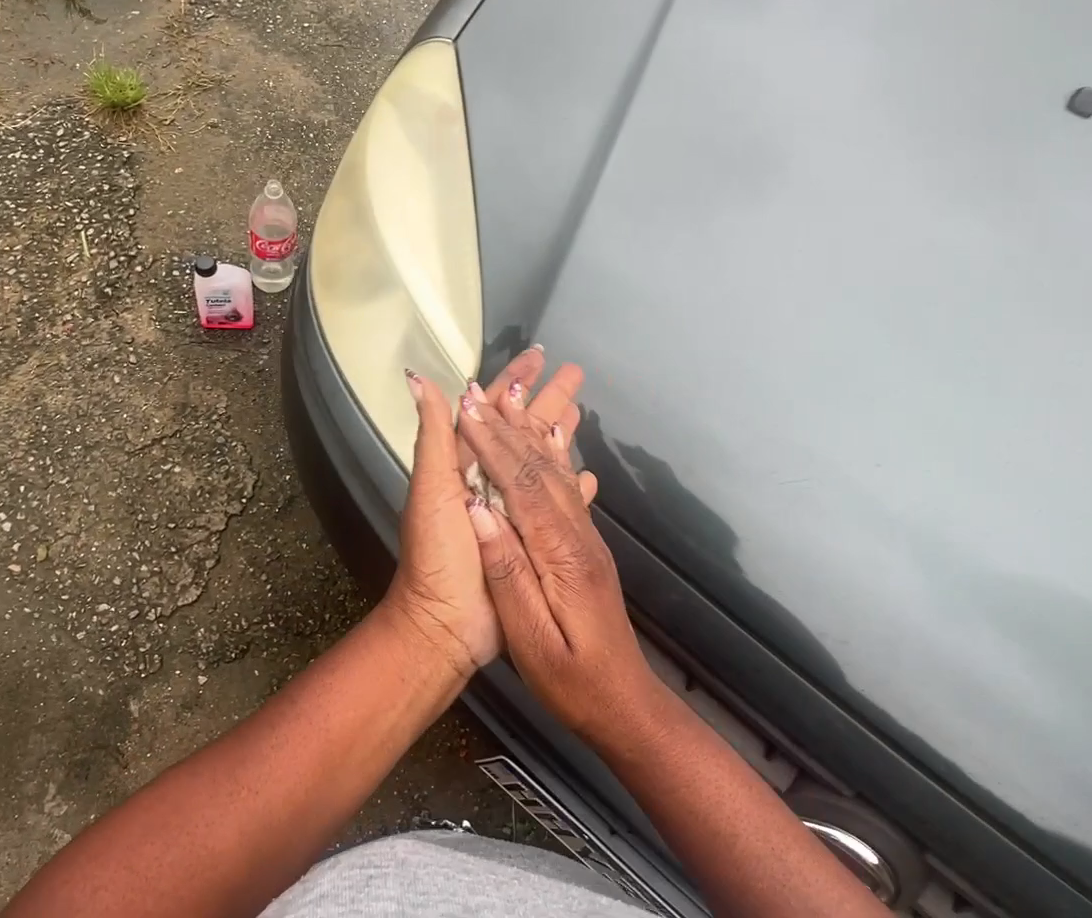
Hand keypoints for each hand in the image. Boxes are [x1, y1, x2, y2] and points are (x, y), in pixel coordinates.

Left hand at [381, 348, 586, 678]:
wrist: (447, 621)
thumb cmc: (438, 553)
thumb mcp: (432, 487)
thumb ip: (434, 433)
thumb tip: (418, 377)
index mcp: (463, 464)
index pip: (492, 411)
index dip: (513, 382)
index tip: (538, 355)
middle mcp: (487, 480)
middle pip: (522, 430)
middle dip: (546, 401)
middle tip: (575, 373)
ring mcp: (510, 509)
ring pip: (539, 462)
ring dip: (559, 437)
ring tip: (583, 412)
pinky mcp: (528, 538)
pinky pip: (553, 504)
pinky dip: (570, 488)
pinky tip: (588, 476)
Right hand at [455, 374, 651, 742]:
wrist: (626, 704)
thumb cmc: (572, 680)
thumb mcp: (531, 638)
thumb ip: (508, 573)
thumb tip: (479, 512)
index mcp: (562, 556)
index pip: (522, 486)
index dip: (492, 444)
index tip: (465, 407)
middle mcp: (578, 537)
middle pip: (539, 469)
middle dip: (506, 426)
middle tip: (478, 389)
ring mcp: (586, 539)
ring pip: (556, 472)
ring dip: (529, 431)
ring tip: (512, 393)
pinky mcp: (586, 547)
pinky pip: (566, 488)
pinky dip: (548, 455)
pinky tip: (545, 437)